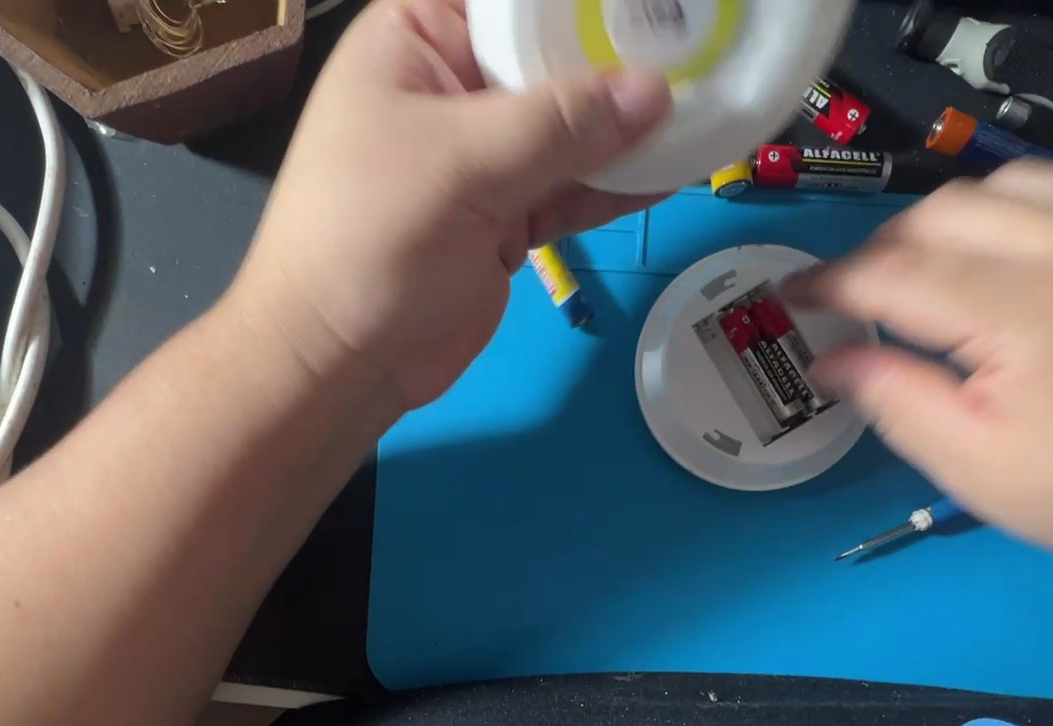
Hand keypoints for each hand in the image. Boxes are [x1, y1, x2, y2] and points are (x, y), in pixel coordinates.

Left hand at [234, 0, 672, 409]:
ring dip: (630, 130)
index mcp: (418, 38)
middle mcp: (454, 88)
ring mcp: (483, 160)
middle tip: (703, 45)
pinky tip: (673, 171)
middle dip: (620, 58)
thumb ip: (558, 125)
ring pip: (570, 130)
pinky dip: (615, 187)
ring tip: (708, 108)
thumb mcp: (461, 165)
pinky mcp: (506, 219)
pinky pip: (571, 191)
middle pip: (551, 57)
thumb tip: (655, 92)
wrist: (344, 359)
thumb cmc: (372, 240)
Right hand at [787, 162, 1052, 590]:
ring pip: (1000, 185)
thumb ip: (890, 398)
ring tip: (913, 278)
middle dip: (878, 252)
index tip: (787, 295)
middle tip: (849, 303)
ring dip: (937, 225)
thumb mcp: (971, 466)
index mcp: (1034, 313)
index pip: (900, 272)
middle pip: (943, 212)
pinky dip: (998, 214)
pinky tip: (985, 264)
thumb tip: (826, 359)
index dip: (831, 281)